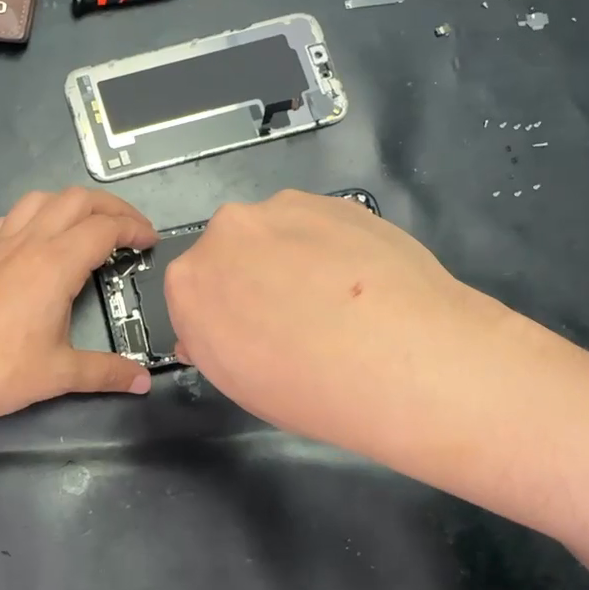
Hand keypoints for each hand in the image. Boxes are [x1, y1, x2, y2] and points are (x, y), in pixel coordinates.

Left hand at [0, 188, 156, 439]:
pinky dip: (34, 217)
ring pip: (39, 201)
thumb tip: (143, 382)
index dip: (133, 228)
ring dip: (70, 204)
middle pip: (75, 201)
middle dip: (110, 207)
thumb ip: (106, 373)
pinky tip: (36, 240)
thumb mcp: (59, 375)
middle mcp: (26, 245)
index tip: (151, 242)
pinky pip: (10, 220)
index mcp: (53, 265)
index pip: (104, 228)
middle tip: (131, 230)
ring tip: (88, 226)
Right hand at [163, 189, 525, 466]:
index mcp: (189, 281)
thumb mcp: (237, 383)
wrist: (399, 358)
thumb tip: (219, 330)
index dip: (220, 317)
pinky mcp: (338, 201)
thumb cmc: (305, 387)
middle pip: (231, 254)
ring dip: (293, 259)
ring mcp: (284, 210)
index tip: (247, 339)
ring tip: (336, 302)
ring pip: (277, 234)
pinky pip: (321, 226)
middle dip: (252, 280)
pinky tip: (361, 285)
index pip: (192, 294)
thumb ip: (214, 343)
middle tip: (292, 321)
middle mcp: (227, 233)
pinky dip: (333, 249)